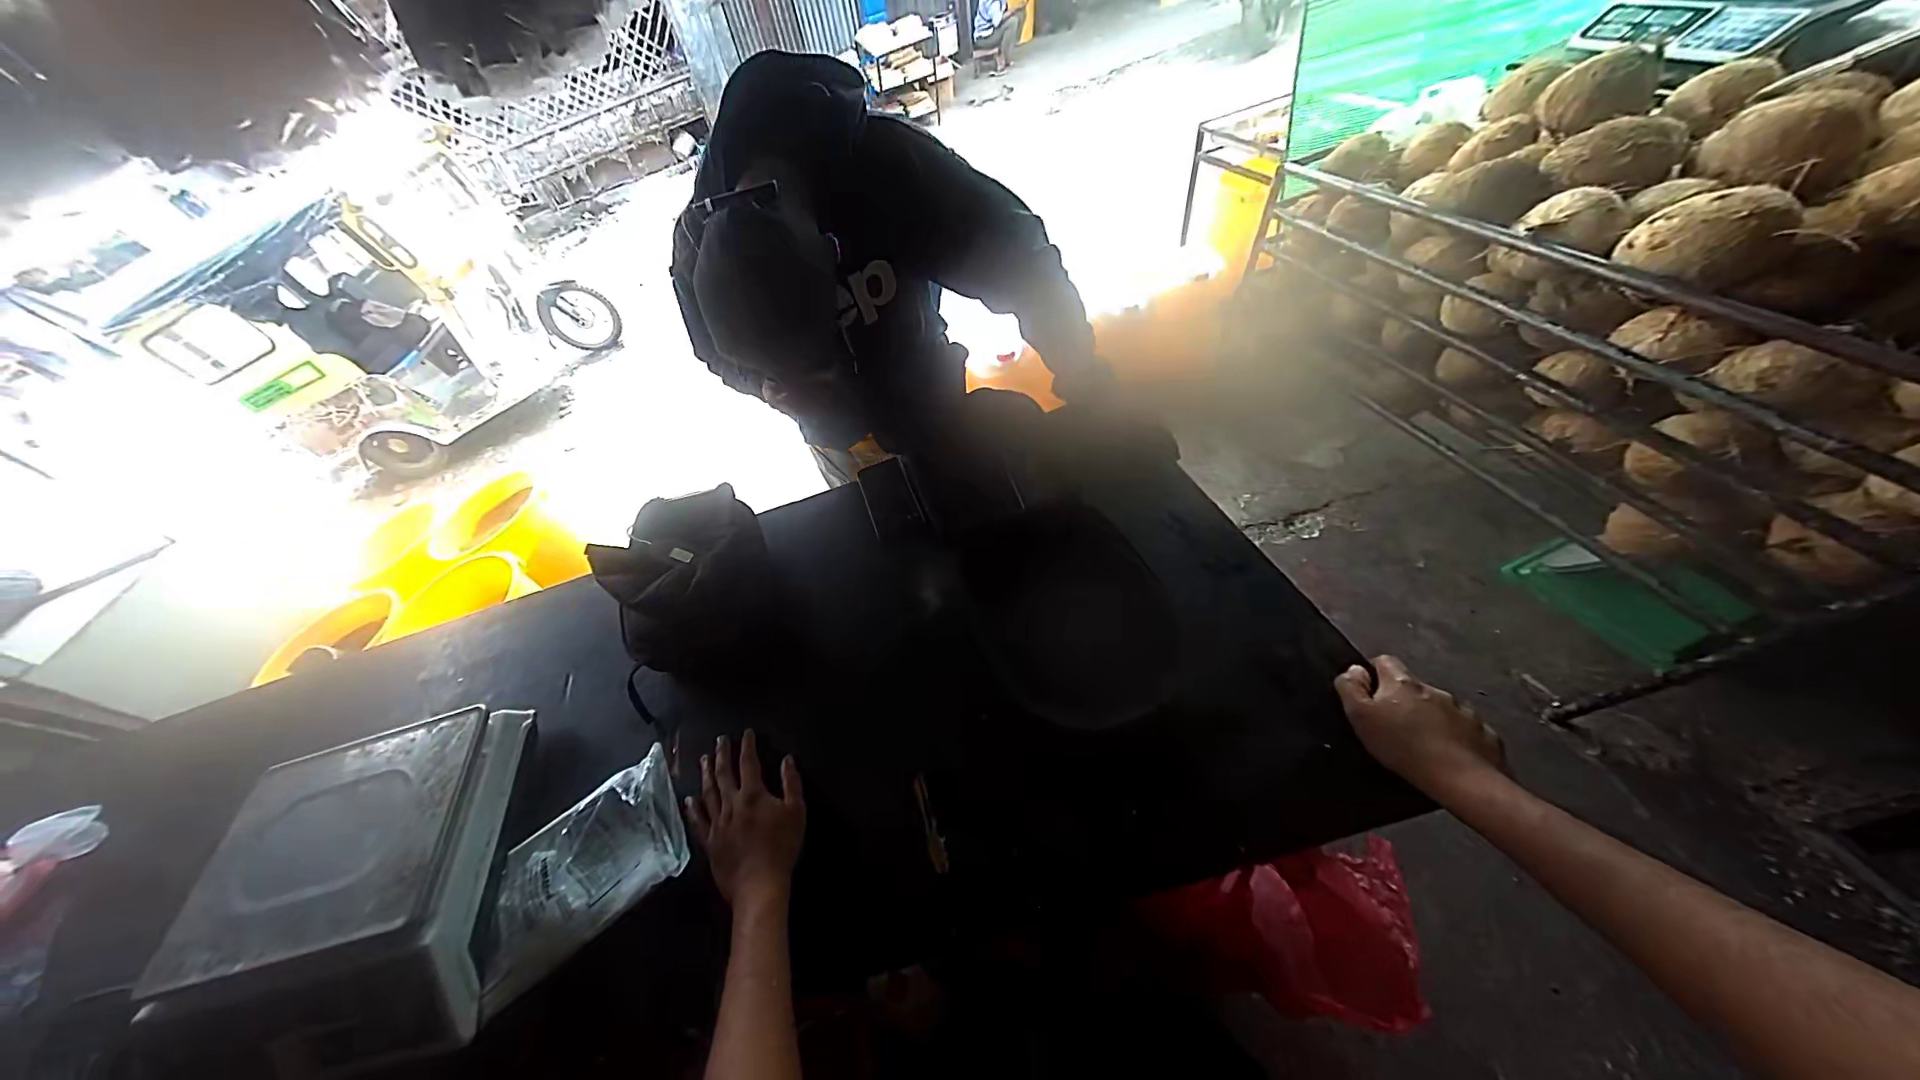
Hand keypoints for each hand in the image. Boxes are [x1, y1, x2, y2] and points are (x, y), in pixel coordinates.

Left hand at [685, 730, 805, 908]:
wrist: (759, 885)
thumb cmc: (782, 846)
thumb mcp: (797, 811)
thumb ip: (791, 783)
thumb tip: (787, 759)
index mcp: (753, 794)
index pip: (748, 763)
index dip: (747, 746)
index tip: (745, 734)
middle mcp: (731, 804)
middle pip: (724, 774)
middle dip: (722, 755)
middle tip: (719, 740)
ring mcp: (717, 823)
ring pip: (708, 793)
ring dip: (706, 774)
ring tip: (704, 760)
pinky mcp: (710, 842)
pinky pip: (699, 821)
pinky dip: (694, 808)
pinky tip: (690, 799)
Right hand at [1333, 655, 1507, 796]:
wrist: (1462, 780)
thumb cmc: (1401, 746)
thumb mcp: (1359, 716)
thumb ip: (1350, 688)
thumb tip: (1354, 670)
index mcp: (1402, 683)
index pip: (1384, 661)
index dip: (1373, 672)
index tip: (1368, 692)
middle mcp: (1435, 690)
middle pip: (1413, 687)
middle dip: (1404, 699)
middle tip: (1394, 724)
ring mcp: (1464, 711)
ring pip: (1440, 707)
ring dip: (1431, 717)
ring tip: (1424, 743)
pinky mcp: (1486, 734)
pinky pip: (1466, 729)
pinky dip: (1456, 736)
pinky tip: (1451, 755)